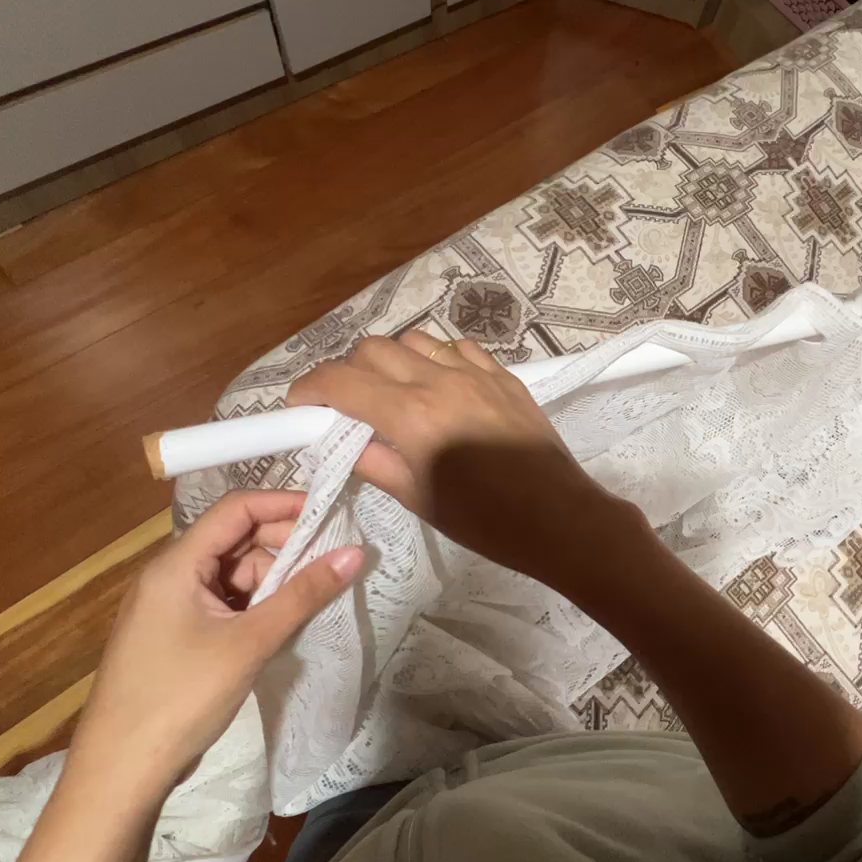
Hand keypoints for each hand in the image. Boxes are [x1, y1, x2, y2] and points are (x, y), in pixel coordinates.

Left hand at [67, 490, 361, 796]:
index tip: (333, 513)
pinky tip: (287, 619)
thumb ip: (305, 593)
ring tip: (318, 594)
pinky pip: (228, 601)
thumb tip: (356, 552)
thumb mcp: (251, 641)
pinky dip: (260, 604)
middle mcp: (170, 577)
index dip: (285, 503)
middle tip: (334, 560)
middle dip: (286, 544)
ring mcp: (172, 608)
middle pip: (237, 539)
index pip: (236, 509)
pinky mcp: (179, 636)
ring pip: (235, 573)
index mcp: (175, 566)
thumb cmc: (181, 697)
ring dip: (276, 578)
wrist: (120, 774)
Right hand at [288, 330, 645, 588]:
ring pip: (417, 341)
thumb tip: (344, 442)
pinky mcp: (506, 378)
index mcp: (412, 415)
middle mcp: (441, 381)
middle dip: (350, 371)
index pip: (342, 381)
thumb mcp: (418, 499)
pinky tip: (442, 385)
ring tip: (395, 393)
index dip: (310, 389)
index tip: (302, 407)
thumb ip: (374, 462)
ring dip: (394, 360)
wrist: (559, 518)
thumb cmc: (486, 521)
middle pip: (374, 349)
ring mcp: (478, 374)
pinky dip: (439, 358)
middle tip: (349, 405)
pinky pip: (461, 349)